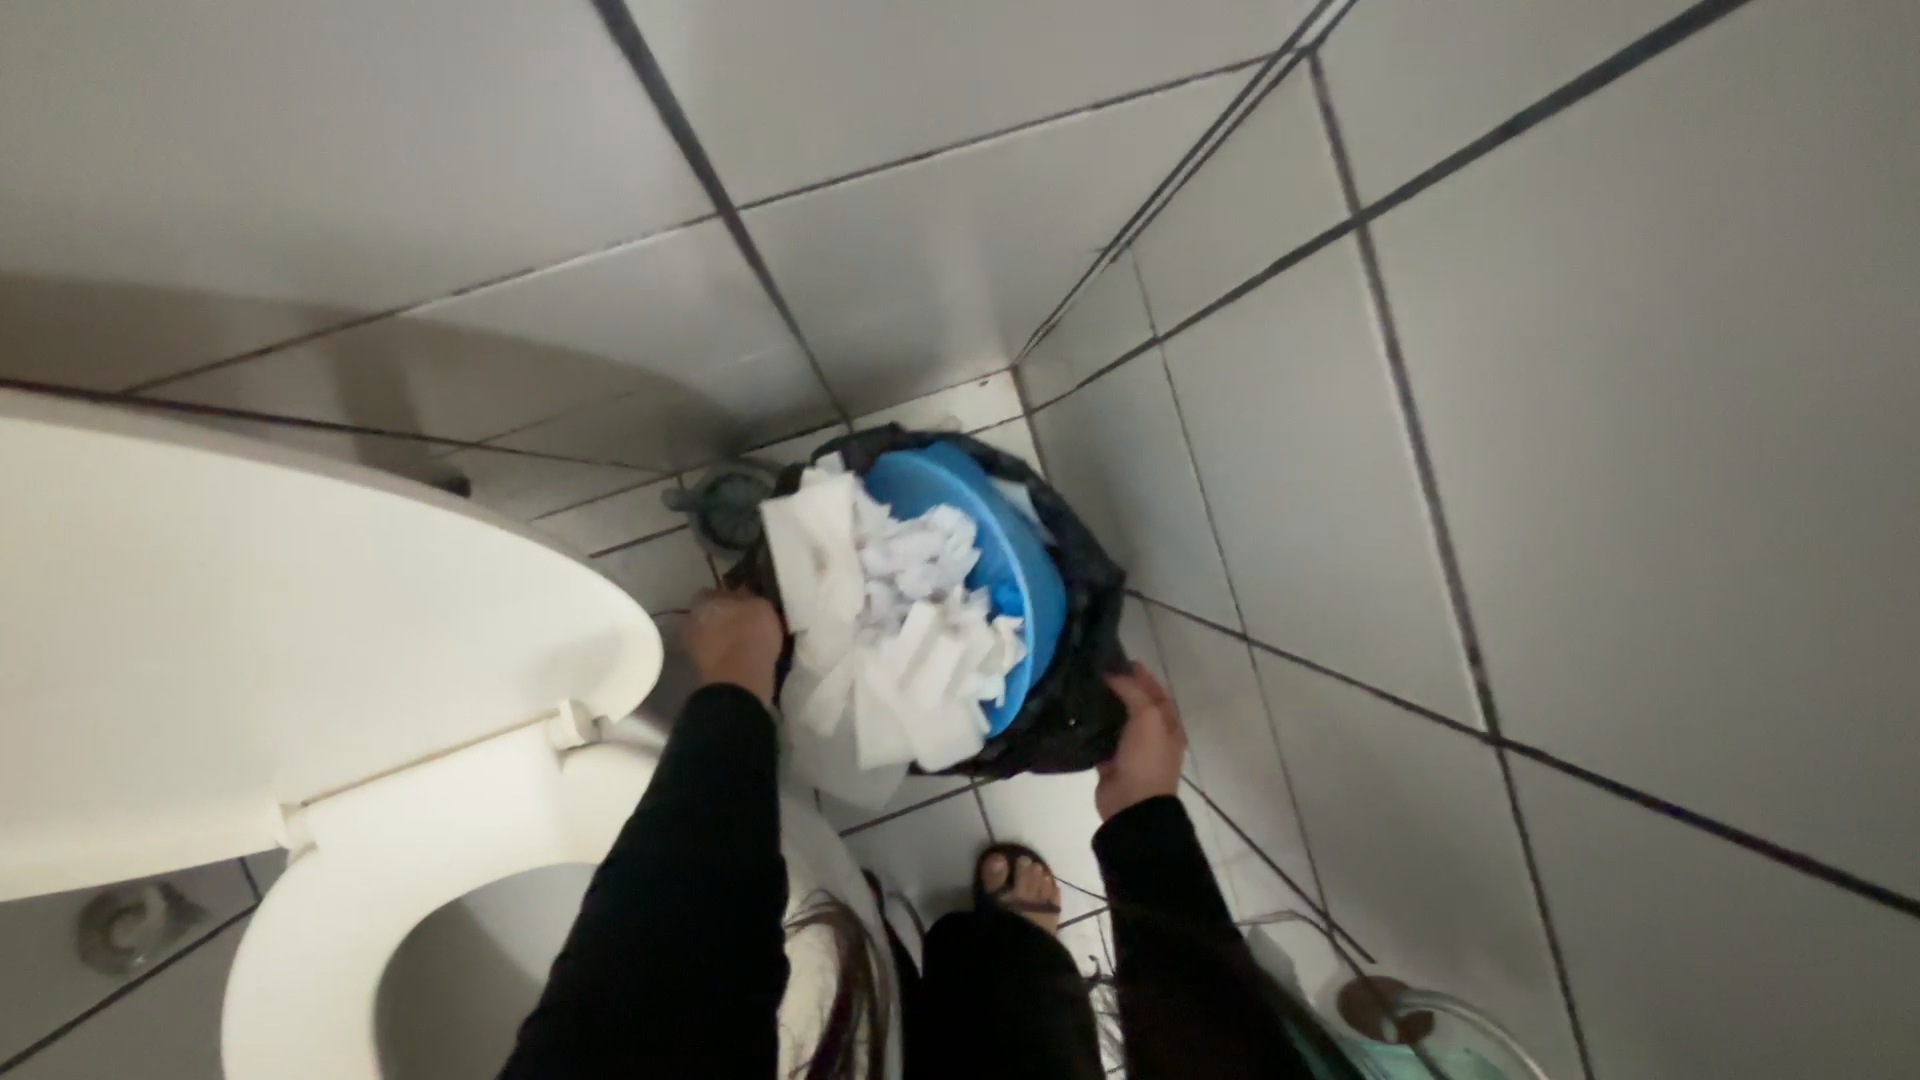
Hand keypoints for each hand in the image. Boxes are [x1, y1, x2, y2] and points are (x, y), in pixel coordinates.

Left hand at [682, 588, 783, 709]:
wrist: (740, 678)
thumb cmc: (750, 633)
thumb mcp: (761, 605)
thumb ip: (749, 597)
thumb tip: (743, 591)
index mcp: (703, 600)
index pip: (711, 592)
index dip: (727, 595)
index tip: (743, 601)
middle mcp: (692, 621)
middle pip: (708, 614)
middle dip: (722, 617)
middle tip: (744, 621)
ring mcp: (693, 647)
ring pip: (710, 636)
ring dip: (723, 637)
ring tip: (745, 641)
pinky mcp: (700, 670)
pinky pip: (716, 655)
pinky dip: (725, 655)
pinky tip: (742, 657)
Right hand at [1095, 662, 1186, 820]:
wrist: (1133, 804)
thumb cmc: (1147, 758)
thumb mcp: (1148, 717)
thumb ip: (1132, 692)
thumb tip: (1112, 674)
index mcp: (1168, 726)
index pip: (1157, 693)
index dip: (1142, 676)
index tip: (1121, 659)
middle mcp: (1152, 736)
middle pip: (1136, 705)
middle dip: (1120, 688)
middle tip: (1096, 670)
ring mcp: (1131, 750)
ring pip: (1117, 720)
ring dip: (1104, 706)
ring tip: (1083, 686)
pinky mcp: (1111, 761)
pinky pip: (1100, 738)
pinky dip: (1091, 727)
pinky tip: (1076, 712)